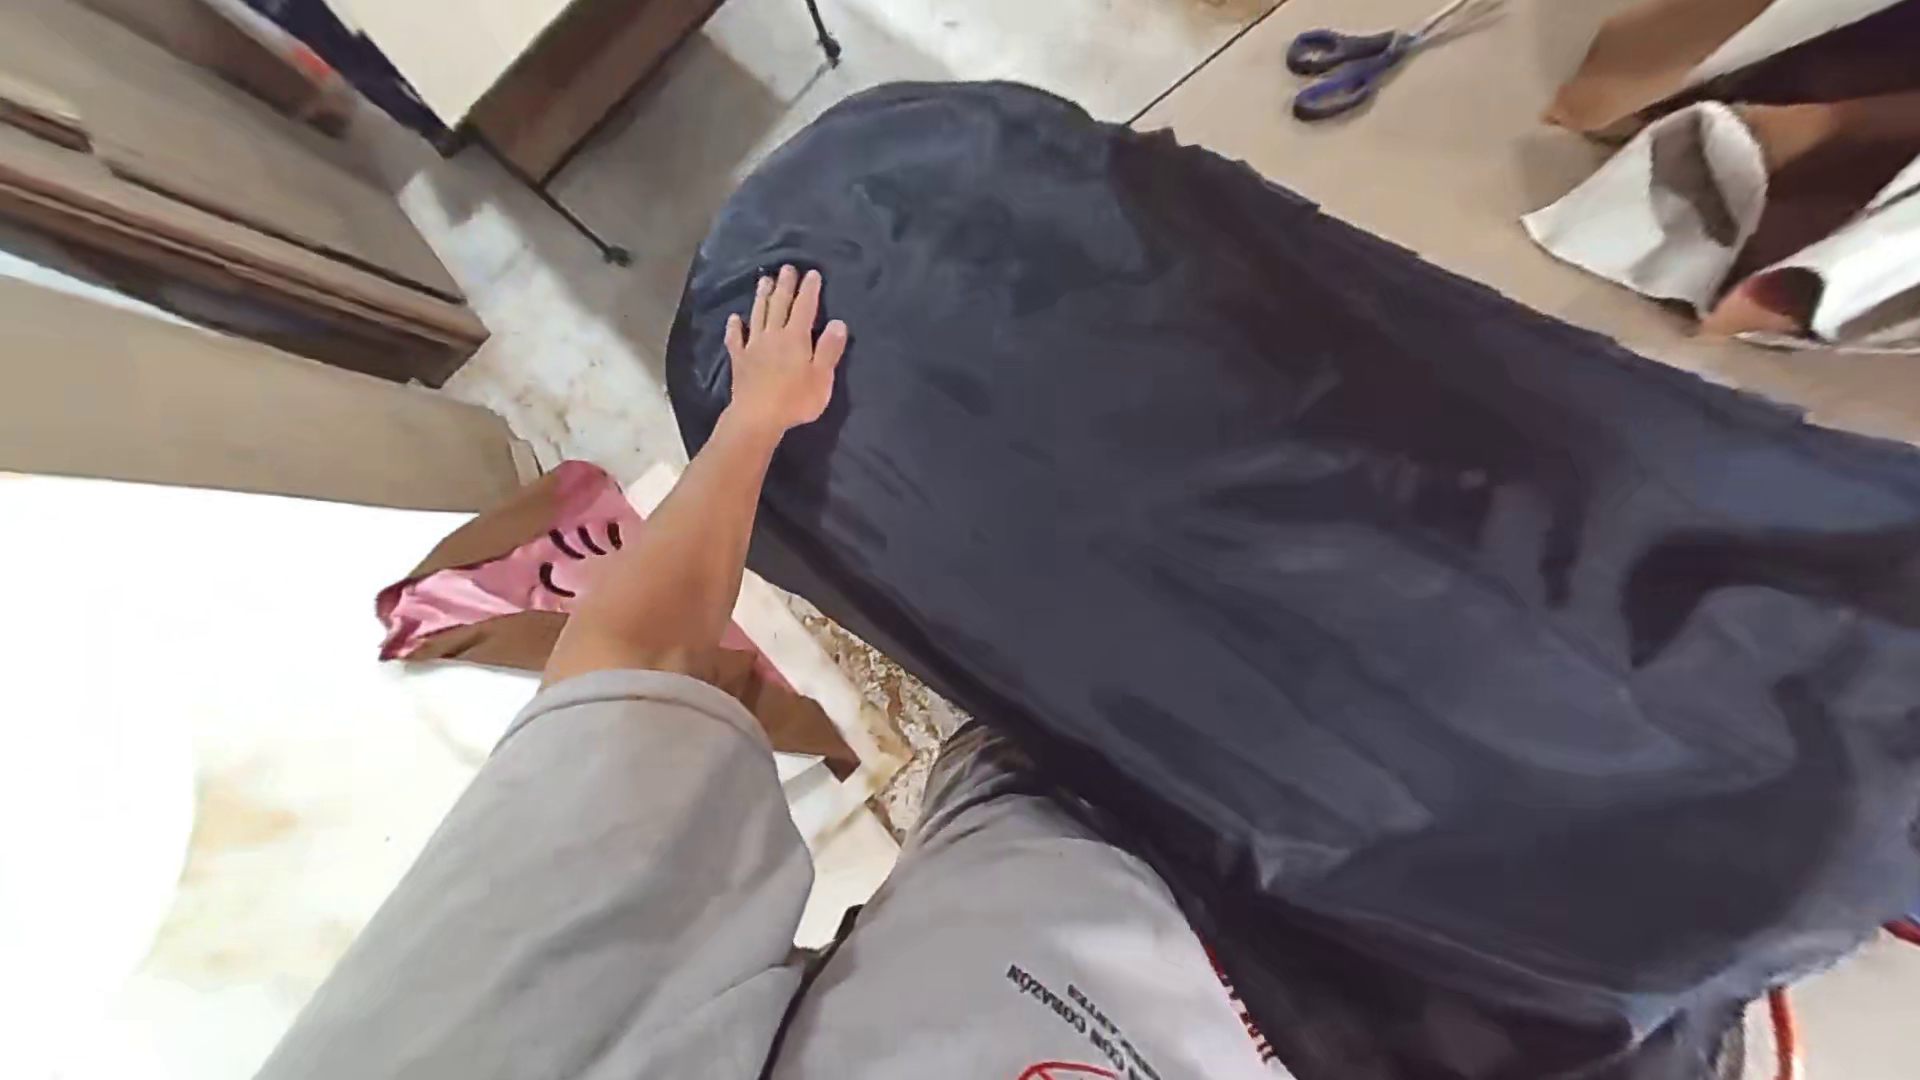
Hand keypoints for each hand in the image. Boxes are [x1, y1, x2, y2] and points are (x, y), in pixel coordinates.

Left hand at [723, 265, 847, 436]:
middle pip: (779, 305)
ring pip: (758, 315)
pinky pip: (736, 339)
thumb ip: (829, 349)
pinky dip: (735, 327)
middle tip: (787, 268)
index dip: (809, 290)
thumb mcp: (822, 377)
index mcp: (796, 338)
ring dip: (761, 297)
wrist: (758, 416)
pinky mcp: (739, 360)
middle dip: (785, 286)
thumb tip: (838, 322)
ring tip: (764, 280)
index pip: (805, 308)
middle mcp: (773, 335)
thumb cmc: (796, 399)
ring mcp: (753, 346)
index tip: (813, 274)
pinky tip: (734, 319)